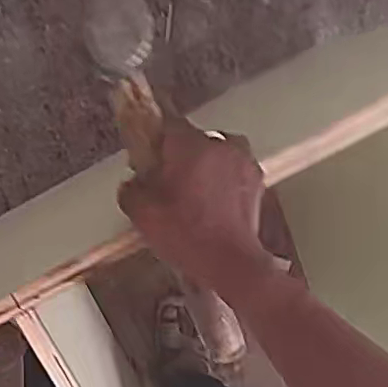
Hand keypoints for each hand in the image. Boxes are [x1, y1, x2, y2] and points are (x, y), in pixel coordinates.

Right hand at [117, 118, 274, 297]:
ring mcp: (243, 162)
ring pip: (215, 154)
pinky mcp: (256, 182)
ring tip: (189, 196)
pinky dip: (220, 183)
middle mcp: (220, 144)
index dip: (152, 140)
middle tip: (164, 183)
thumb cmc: (185, 234)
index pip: (166, 124)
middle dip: (178, 157)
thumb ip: (130, 190)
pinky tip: (209, 206)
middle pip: (192, 141)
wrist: (230, 262)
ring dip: (202, 168)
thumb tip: (132, 184)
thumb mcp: (141, 214)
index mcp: (190, 145)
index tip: (145, 155)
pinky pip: (231, 172)